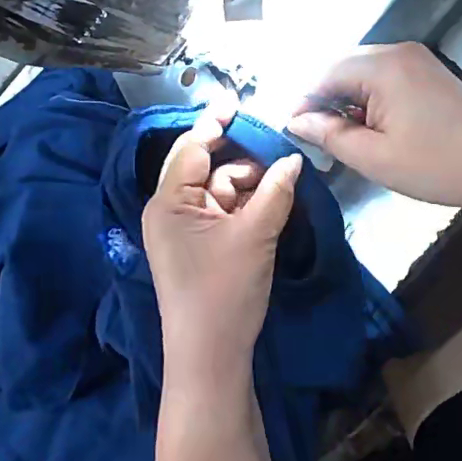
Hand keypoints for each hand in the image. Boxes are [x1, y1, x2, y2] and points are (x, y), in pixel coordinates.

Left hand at [143, 95, 301, 371]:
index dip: (215, 122)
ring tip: (280, 185)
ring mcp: (182, 230)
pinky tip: (271, 203)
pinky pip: (222, 212)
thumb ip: (275, 191)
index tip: (236, 99)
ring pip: (219, 189)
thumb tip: (293, 158)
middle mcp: (169, 210)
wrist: (211, 361)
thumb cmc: (224, 293)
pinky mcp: (198, 246)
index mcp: (168, 202)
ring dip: (248, 185)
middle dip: (241, 159)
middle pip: (206, 166)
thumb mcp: (254, 236)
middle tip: (276, 149)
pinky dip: (245, 205)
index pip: (191, 147)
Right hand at [286, 42, 461, 210]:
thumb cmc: (439, 164)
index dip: (303, 101)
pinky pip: (380, 73)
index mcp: (381, 67)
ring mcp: (413, 57)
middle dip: (322, 97)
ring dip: (344, 96)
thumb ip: (330, 134)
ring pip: (359, 69)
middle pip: (341, 66)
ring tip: (339, 132)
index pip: (324, 75)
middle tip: (313, 134)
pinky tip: (367, 122)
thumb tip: (297, 121)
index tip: (292, 130)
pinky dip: (366, 94)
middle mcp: (395, 51)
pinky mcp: (424, 68)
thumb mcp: (375, 157)